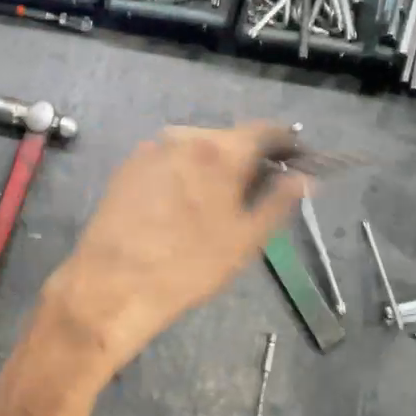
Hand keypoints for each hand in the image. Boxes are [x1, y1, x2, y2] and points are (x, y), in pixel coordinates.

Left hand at [39, 123, 308, 376]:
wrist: (113, 284)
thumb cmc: (188, 265)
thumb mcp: (246, 239)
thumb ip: (278, 201)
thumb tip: (303, 177)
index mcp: (219, 149)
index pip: (266, 131)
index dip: (286, 145)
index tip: (297, 162)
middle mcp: (183, 137)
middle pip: (228, 138)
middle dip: (247, 159)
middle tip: (258, 192)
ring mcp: (150, 150)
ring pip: (195, 149)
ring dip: (213, 167)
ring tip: (219, 204)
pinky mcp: (127, 167)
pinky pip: (168, 161)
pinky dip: (184, 174)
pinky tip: (182, 206)